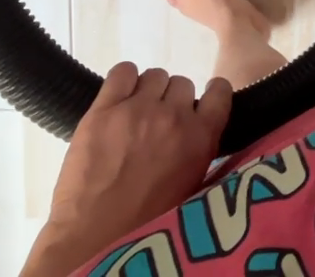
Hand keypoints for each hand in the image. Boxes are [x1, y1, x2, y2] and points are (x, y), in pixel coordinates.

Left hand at [22, 63, 231, 276]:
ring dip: (147, 92)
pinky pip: (122, 71)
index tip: (196, 107)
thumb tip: (200, 129)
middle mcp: (174, 115)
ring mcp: (137, 109)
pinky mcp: (104, 109)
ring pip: (154, 76)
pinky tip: (117, 99)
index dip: (209, 94)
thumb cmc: (148, 225)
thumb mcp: (192, 189)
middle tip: (154, 126)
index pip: (220, 90)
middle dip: (170, 101)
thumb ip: (200, 151)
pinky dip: (123, 80)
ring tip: (132, 118)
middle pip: (181, 83)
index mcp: (201, 137)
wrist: (94, 242)